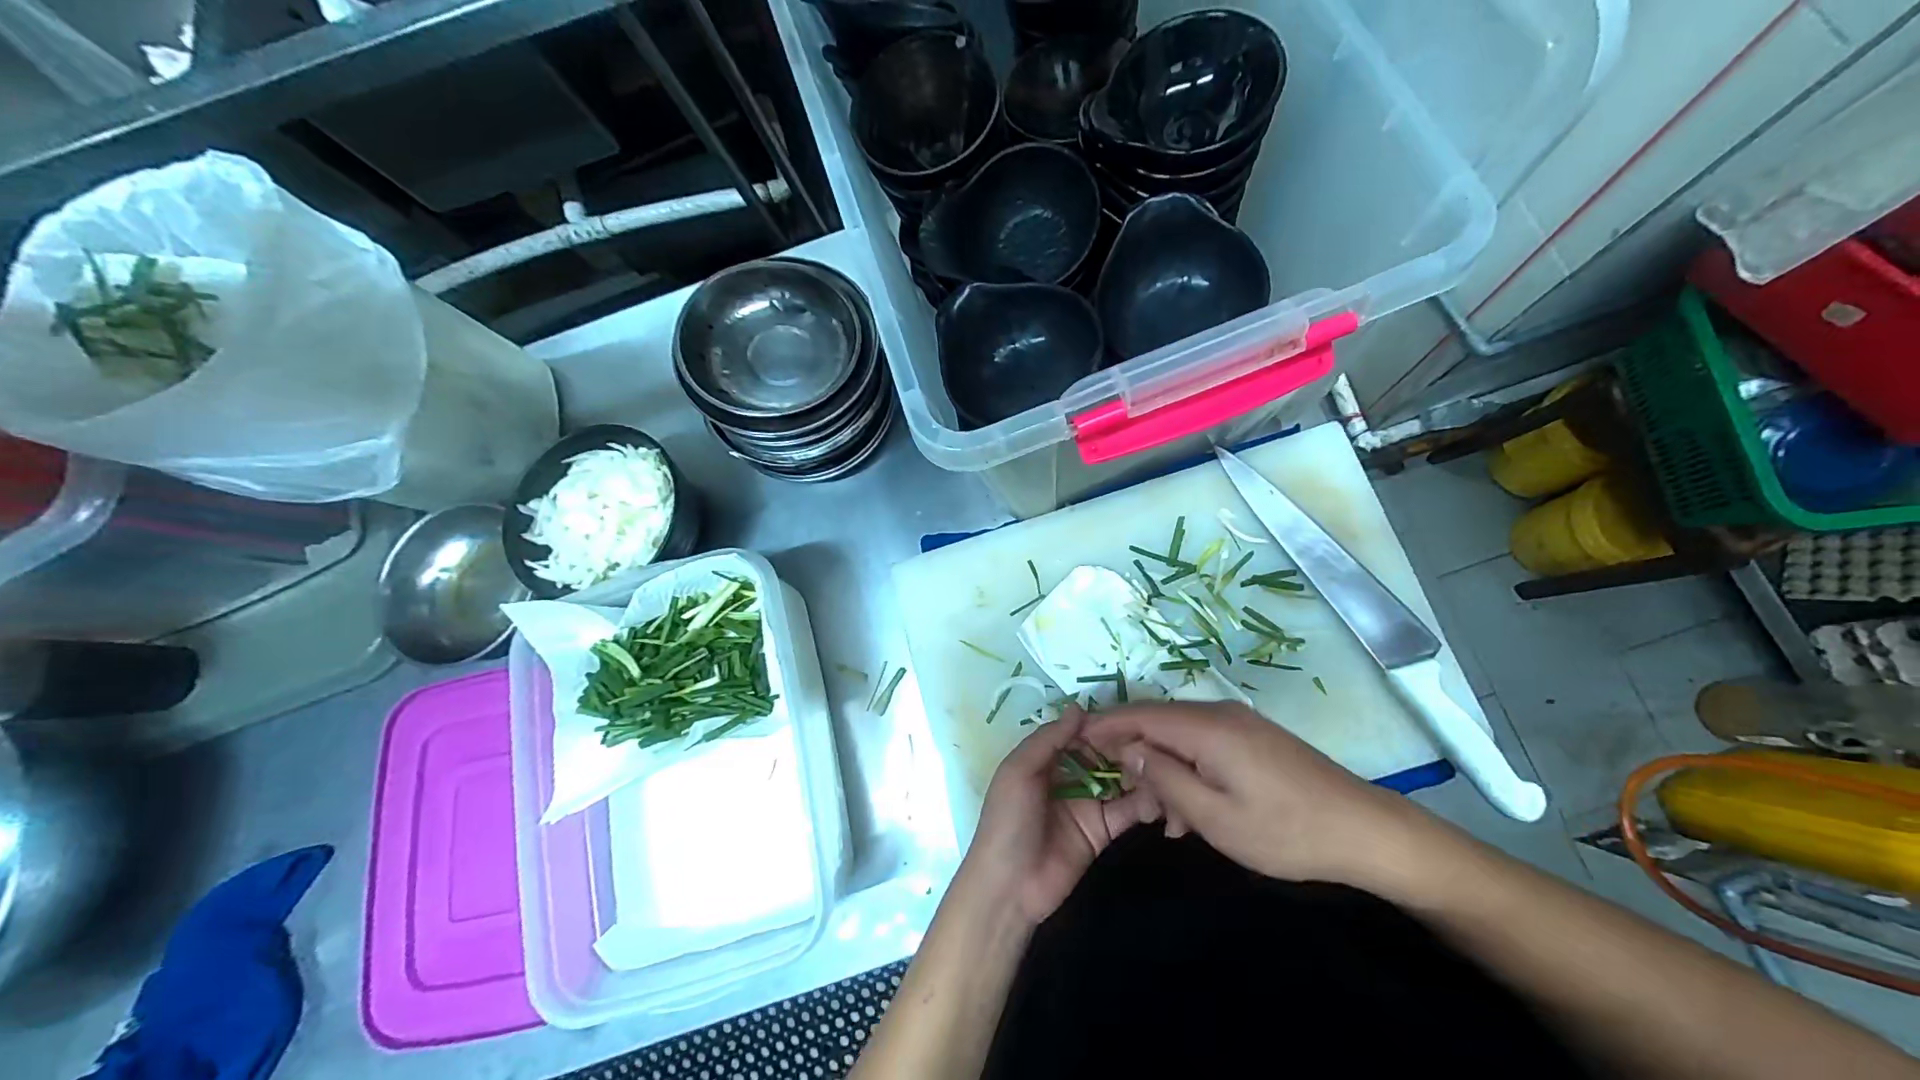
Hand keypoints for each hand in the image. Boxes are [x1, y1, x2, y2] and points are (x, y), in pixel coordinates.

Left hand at [955, 707, 1162, 926]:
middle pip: (1102, 754)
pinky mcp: (1103, 831)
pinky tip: (1165, 793)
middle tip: (1155, 738)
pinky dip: (1146, 803)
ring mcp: (1087, 804)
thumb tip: (1079, 708)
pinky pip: (1128, 812)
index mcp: (1044, 759)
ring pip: (1120, 780)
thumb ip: (1048, 740)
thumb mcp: (1018, 772)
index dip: (1100, 725)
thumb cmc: (1007, 821)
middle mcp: (1068, 777)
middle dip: (1125, 746)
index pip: (1077, 733)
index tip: (1129, 715)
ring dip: (1140, 770)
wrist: (1010, 887)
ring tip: (1165, 762)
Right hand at [1085, 701, 1447, 891]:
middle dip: (1130, 751)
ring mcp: (1240, 724)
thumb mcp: (1214, 817)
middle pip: (1158, 722)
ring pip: (1181, 736)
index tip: (1074, 741)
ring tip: (1156, 814)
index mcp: (1207, 728)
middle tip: (1111, 787)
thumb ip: (1164, 779)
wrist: (1367, 832)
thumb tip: (1126, 750)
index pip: (1139, 715)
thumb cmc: (1286, 831)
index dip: (1104, 726)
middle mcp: (1220, 714)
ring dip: (1161, 768)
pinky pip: (1204, 745)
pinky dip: (1187, 770)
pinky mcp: (1254, 739)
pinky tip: (1188, 810)